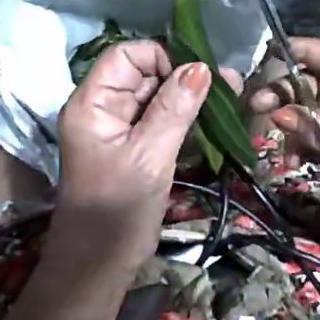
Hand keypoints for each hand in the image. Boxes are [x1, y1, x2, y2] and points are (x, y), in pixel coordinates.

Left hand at [56, 40, 212, 258]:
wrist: (98, 264)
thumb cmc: (118, 210)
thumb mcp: (150, 156)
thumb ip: (174, 109)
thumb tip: (201, 66)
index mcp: (91, 103)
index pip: (125, 55)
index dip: (161, 57)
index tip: (198, 74)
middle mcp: (100, 108)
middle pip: (141, 72)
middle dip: (181, 74)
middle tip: (228, 84)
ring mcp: (114, 128)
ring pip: (152, 95)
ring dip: (186, 95)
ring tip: (229, 96)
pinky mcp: (129, 146)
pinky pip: (155, 119)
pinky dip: (181, 116)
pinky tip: (211, 118)